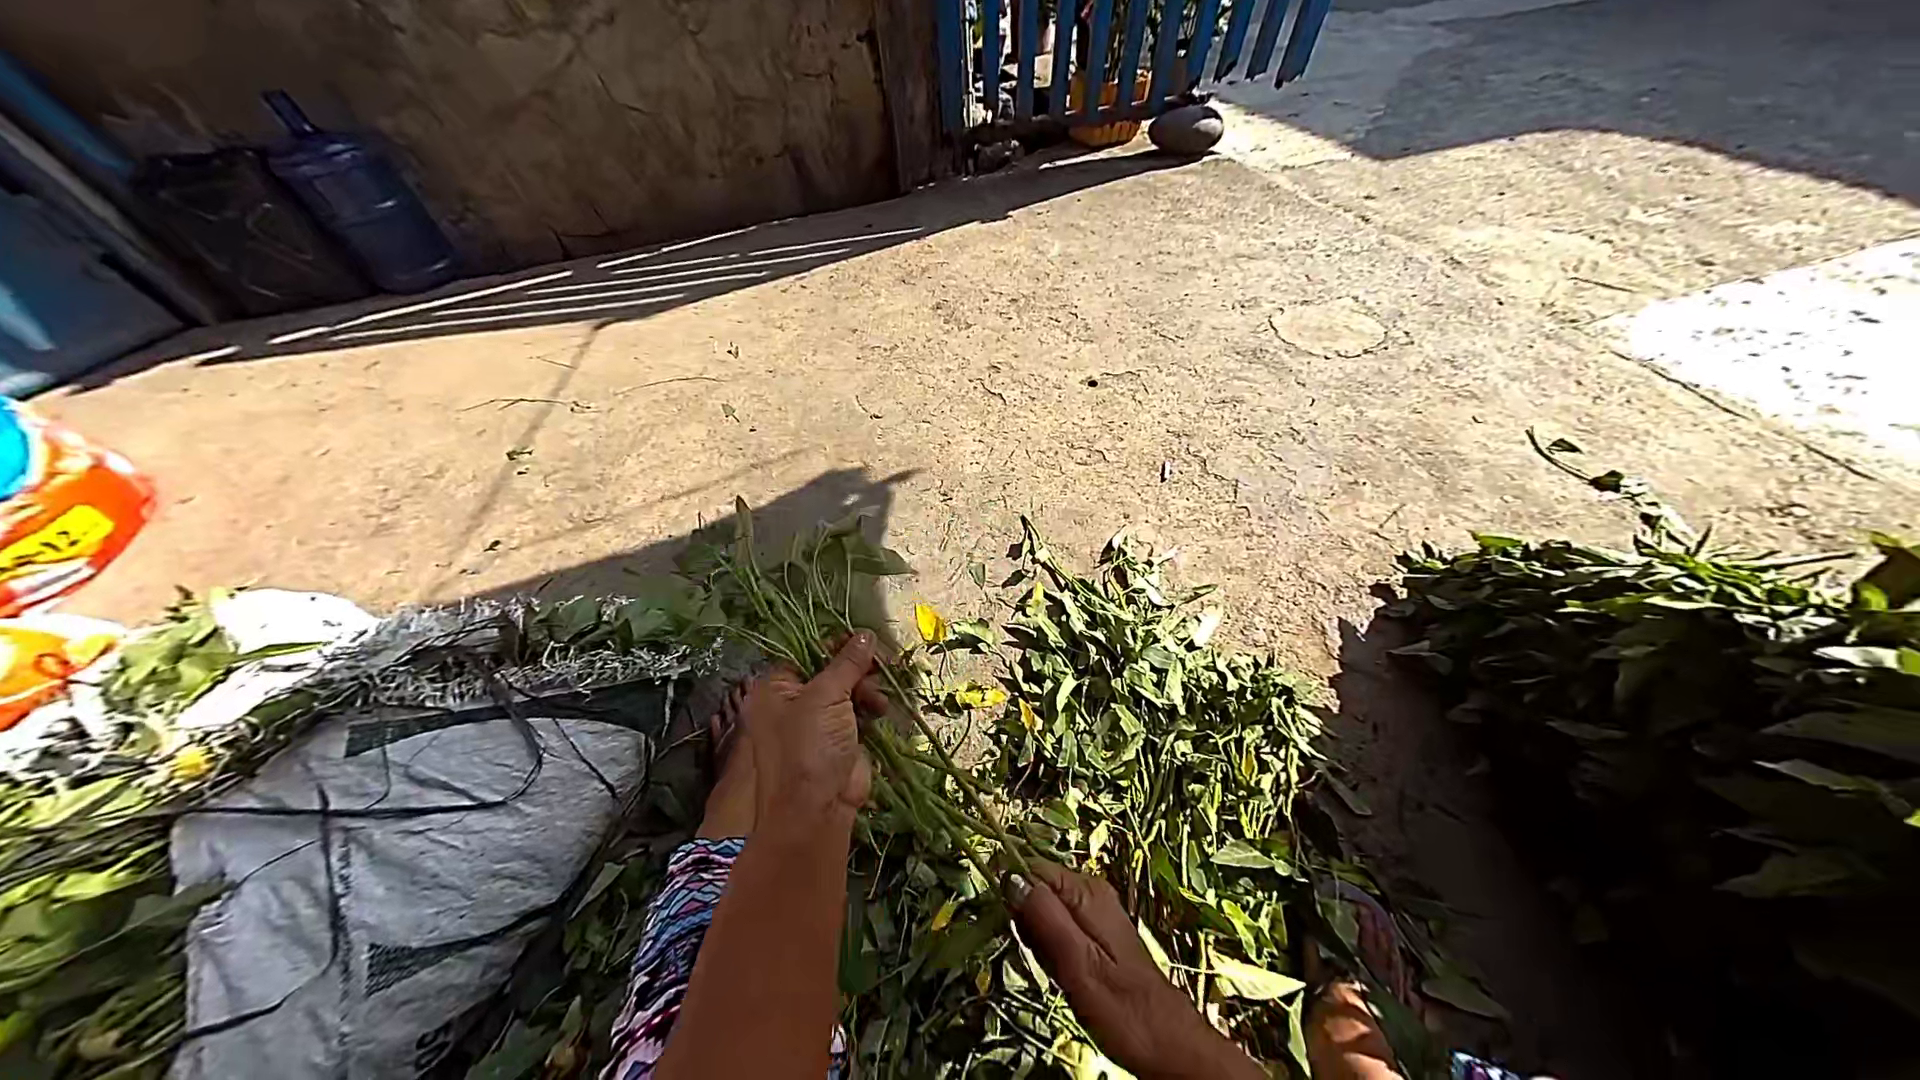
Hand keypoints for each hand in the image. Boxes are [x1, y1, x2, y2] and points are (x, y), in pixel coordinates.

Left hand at [739, 631, 886, 825]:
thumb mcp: (825, 697)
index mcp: (776, 688)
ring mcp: (818, 721)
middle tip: (883, 664)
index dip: (835, 644)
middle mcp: (793, 701)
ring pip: (848, 689)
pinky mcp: (840, 737)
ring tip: (879, 697)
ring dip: (867, 687)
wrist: (817, 810)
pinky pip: (858, 710)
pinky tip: (882, 708)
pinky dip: (871, 705)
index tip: (864, 639)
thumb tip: (865, 635)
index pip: (806, 651)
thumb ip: (847, 663)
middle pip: (830, 669)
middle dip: (858, 667)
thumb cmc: (809, 748)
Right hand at [1006, 862, 1265, 1079]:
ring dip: (1040, 939)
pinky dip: (1053, 949)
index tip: (1018, 929)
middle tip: (1044, 957)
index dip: (1015, 895)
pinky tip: (1064, 972)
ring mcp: (1094, 911)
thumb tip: (1011, 878)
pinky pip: (1058, 928)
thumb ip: (1043, 916)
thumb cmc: (1122, 1008)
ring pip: (1044, 911)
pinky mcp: (1096, 931)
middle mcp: (1091, 891)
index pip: (1031, 867)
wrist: (1166, 1043)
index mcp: (1086, 891)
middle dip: (1028, 921)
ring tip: (1057, 969)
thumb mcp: (1076, 963)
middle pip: (1036, 888)